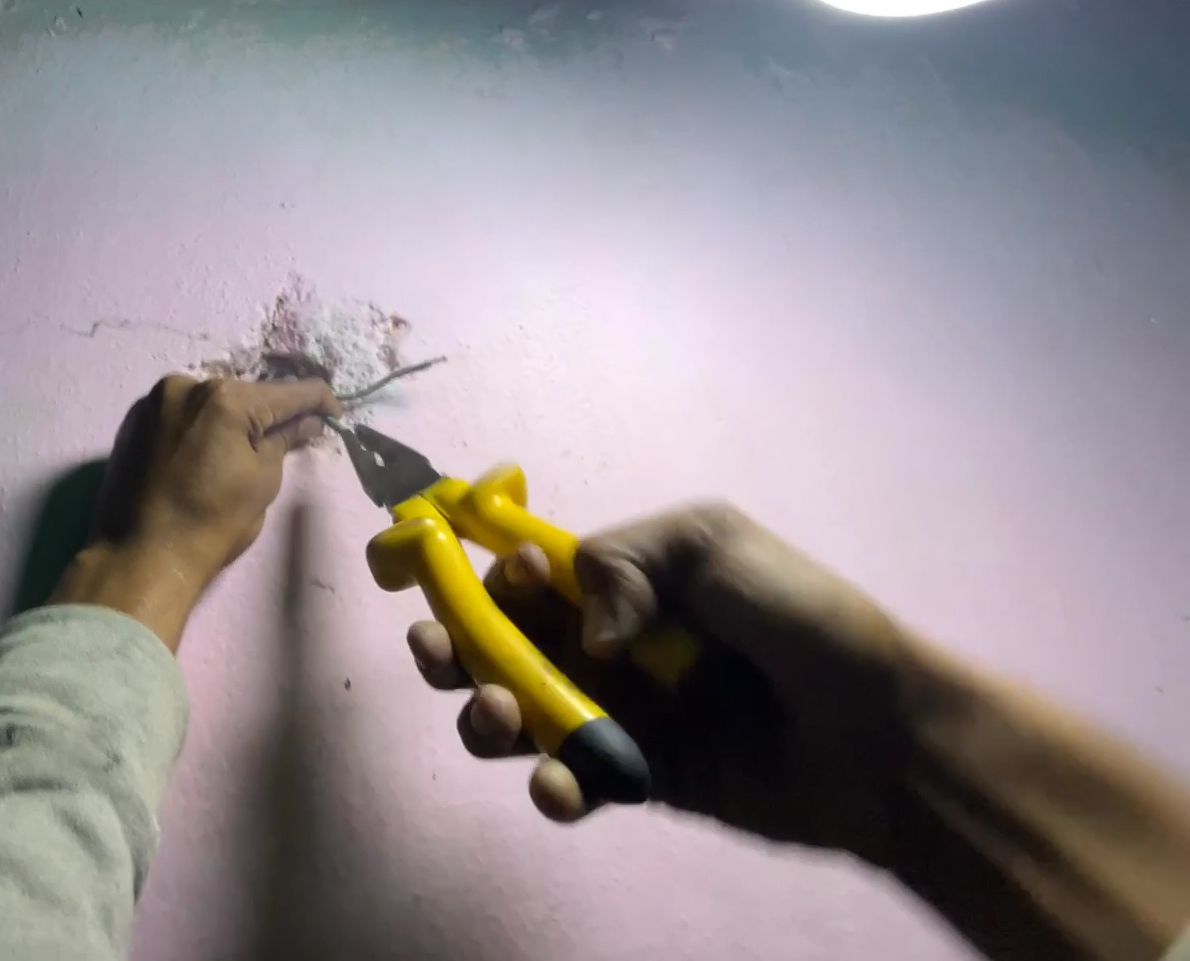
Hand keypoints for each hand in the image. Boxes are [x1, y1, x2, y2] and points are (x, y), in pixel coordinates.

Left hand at [53, 374, 339, 649]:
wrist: (139, 558)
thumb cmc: (210, 524)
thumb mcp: (262, 481)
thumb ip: (286, 440)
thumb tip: (309, 422)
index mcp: (225, 398)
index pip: (288, 391)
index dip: (320, 402)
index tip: (336, 415)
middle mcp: (186, 385)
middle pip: (245, 393)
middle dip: (269, 413)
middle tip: (289, 439)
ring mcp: (154, 400)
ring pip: (210, 401)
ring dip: (231, 419)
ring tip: (241, 452)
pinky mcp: (133, 420)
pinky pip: (180, 413)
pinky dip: (199, 427)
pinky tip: (203, 456)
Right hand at [409, 503, 917, 865]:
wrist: (888, 733)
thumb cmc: (797, 616)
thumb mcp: (711, 542)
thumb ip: (625, 560)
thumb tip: (584, 637)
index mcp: (605, 587)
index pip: (519, 579)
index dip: (490, 579)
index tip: (508, 583)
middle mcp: (590, 647)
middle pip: (491, 645)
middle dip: (449, 647)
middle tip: (440, 653)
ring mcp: (605, 713)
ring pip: (509, 713)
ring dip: (482, 715)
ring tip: (501, 717)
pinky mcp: (627, 777)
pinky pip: (567, 782)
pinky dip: (548, 787)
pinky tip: (558, 786)